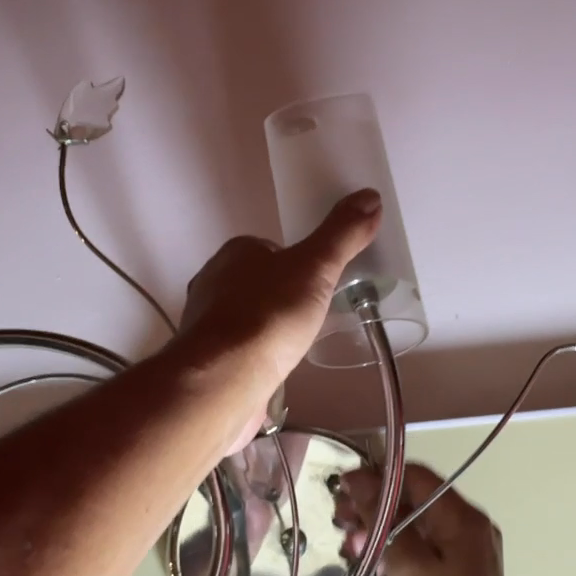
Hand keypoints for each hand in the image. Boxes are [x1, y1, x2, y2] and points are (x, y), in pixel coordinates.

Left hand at [176, 189, 380, 450]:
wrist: (226, 379)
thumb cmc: (269, 315)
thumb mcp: (316, 267)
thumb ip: (342, 235)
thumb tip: (370, 197)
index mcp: (234, 253)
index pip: (269, 248)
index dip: (296, 263)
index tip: (319, 282)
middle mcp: (212, 283)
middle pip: (255, 283)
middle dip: (280, 297)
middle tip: (311, 315)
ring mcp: (205, 325)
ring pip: (244, 318)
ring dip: (265, 329)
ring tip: (294, 346)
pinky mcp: (207, 361)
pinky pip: (237, 353)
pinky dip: (255, 359)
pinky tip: (274, 371)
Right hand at [338, 464, 521, 575]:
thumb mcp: (405, 565)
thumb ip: (382, 517)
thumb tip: (358, 477)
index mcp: (463, 519)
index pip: (415, 476)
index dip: (376, 477)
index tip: (341, 491)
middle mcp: (470, 529)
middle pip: (414, 501)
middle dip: (375, 509)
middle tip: (341, 524)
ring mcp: (466, 554)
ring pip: (416, 527)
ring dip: (382, 533)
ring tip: (354, 551)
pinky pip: (423, 551)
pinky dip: (397, 554)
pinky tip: (374, 570)